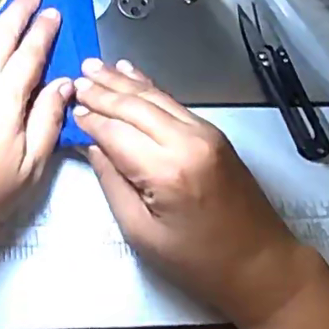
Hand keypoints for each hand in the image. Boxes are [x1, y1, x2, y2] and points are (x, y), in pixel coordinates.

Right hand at [73, 59, 322, 328]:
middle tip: (78, 75)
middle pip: (136, 106)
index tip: (69, 106)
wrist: (260, 262)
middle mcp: (188, 140)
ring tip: (97, 66)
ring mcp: (205, 132)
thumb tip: (93, 145)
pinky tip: (132, 75)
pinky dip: (149, 88)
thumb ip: (114, 183)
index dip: (91, 119)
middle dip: (104, 90)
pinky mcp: (213, 132)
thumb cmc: (198, 262)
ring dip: (124, 81)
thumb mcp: (143, 233)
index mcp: (167, 170)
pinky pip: (174, 103)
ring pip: (156, 97)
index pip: (117, 132)